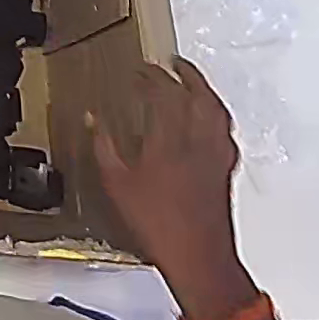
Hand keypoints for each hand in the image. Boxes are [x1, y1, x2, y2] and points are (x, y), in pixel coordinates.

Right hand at [96, 58, 256, 319]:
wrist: (198, 257)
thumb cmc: (156, 222)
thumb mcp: (116, 182)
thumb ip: (104, 146)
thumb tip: (93, 119)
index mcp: (169, 142)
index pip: (165, 95)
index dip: (152, 77)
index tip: (140, 68)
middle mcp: (198, 143)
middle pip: (199, 97)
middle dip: (186, 74)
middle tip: (173, 62)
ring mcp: (217, 157)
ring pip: (217, 112)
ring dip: (205, 90)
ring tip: (193, 81)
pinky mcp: (225, 170)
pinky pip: (224, 130)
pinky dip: (215, 114)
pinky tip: (209, 118)